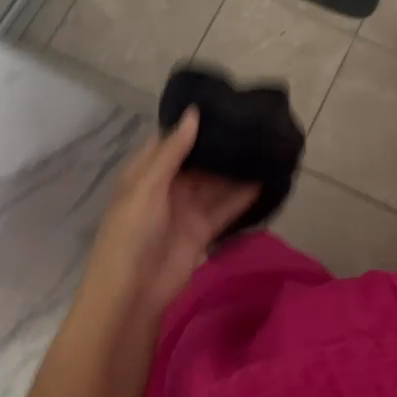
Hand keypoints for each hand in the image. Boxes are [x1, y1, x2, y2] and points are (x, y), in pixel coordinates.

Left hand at [85, 109, 257, 314]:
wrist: (132, 293)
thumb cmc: (131, 234)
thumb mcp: (147, 187)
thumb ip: (173, 152)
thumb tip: (194, 113)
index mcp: (147, 172)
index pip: (172, 140)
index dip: (193, 124)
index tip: (223, 104)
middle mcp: (168, 187)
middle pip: (198, 161)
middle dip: (221, 146)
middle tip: (254, 123)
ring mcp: (186, 209)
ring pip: (215, 183)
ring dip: (236, 169)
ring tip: (265, 147)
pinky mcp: (203, 230)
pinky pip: (225, 207)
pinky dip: (243, 196)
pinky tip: (265, 180)